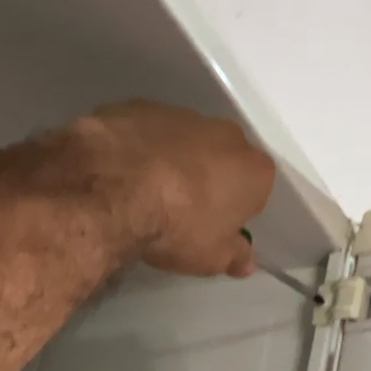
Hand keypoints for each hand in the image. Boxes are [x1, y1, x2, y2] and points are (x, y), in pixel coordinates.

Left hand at [65, 102, 273, 277]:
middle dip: (207, 179)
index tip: (213, 227)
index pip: (255, 189)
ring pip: (184, 141)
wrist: (116, 189)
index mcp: (253, 170)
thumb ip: (234, 256)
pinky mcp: (140, 106)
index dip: (234, 210)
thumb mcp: (211, 257)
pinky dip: (139, 148)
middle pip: (222, 158)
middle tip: (181, 210)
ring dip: (172, 161)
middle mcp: (225, 134)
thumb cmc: (178, 227)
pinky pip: (146, 132)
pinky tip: (121, 171)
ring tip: (145, 192)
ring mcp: (182, 114)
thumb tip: (247, 263)